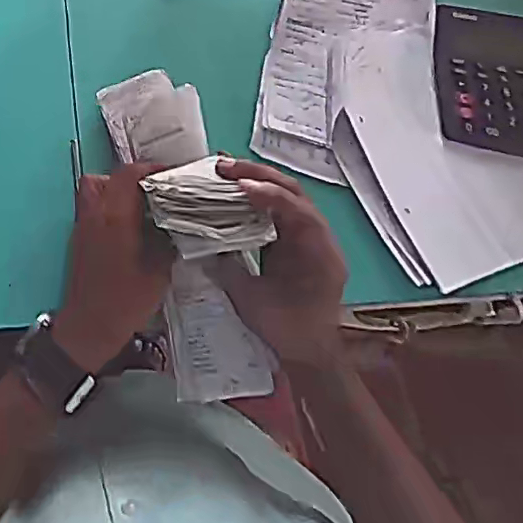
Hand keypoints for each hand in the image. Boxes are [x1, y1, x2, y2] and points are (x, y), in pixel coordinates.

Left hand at [54, 162, 173, 370]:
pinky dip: (109, 204)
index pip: (130, 174)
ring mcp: (84, 223)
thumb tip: (178, 222)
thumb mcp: (159, 270)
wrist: (89, 326)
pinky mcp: (79, 235)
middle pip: (111, 176)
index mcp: (115, 216)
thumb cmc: (125, 301)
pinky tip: (128, 223)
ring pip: (95, 186)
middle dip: (136, 176)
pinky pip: (92, 204)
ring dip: (117, 187)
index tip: (170, 175)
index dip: (151, 169)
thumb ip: (168, 239)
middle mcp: (96, 212)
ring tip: (139, 202)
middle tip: (157, 188)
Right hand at [210, 159, 349, 369]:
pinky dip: (259, 197)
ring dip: (258, 180)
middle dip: (259, 174)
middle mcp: (319, 237)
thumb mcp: (252, 302)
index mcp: (318, 251)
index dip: (267, 193)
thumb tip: (203, 244)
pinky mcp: (297, 239)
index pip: (296, 208)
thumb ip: (228, 270)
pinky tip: (237, 191)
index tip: (238, 185)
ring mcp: (310, 236)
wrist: (310, 356)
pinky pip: (280, 209)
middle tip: (224, 166)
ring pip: (286, 195)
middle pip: (292, 191)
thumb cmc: (286, 331)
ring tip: (227, 171)